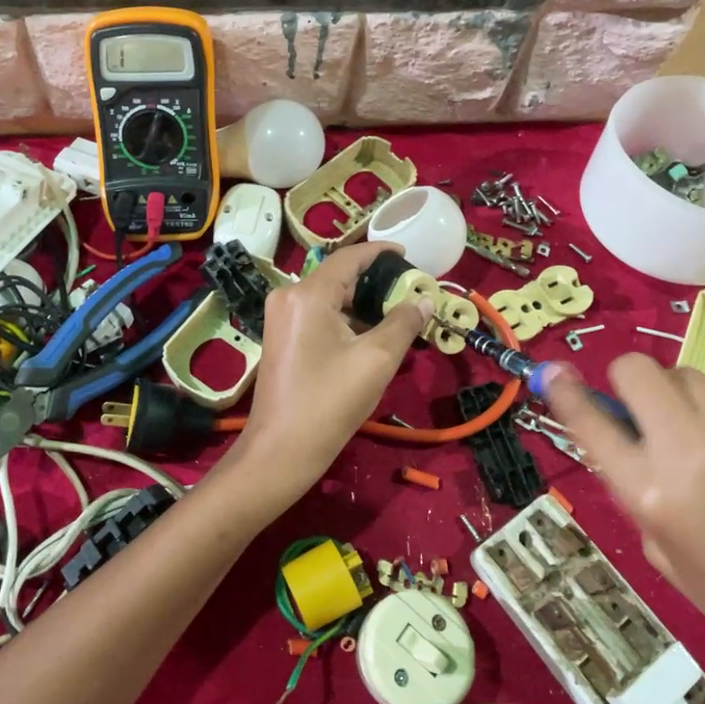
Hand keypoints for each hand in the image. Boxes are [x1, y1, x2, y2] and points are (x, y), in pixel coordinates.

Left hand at [234, 243, 432, 496]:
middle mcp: (288, 297)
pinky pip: (319, 317)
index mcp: (307, 294)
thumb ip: (403, 323)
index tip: (409, 255)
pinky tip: (373, 336)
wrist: (281, 450)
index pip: (349, 258)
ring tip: (400, 316)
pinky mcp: (282, 339)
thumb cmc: (329, 402)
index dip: (381, 253)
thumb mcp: (376, 360)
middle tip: (412, 292)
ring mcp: (281, 318)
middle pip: (339, 277)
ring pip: (330, 298)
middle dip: (376, 283)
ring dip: (363, 305)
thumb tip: (423, 300)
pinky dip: (347, 321)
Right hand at [545, 353, 704, 675]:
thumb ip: (640, 494)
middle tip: (643, 413)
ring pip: (690, 375)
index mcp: (654, 494)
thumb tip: (626, 445)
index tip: (552, 374)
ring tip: (703, 434)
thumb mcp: (670, 560)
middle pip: (638, 370)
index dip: (563, 391)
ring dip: (681, 395)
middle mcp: (693, 449)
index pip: (590, 422)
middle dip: (629, 382)